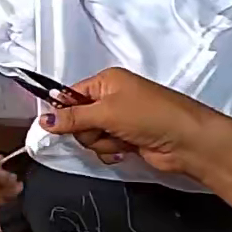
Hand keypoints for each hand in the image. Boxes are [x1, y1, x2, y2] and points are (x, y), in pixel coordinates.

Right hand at [43, 68, 231, 178]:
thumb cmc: (151, 116)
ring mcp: (119, 120)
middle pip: (77, 119)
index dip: (64, 111)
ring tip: (121, 140)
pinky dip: (110, 151)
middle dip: (87, 130)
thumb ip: (72, 117)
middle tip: (104, 130)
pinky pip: (102, 147)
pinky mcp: (125, 139)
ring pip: (89, 136)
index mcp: (107, 80)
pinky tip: (125, 150)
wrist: (187, 142)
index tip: (60, 125)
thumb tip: (44, 120)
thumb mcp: (106, 112)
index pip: (71, 94)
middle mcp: (111, 97)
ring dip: (101, 142)